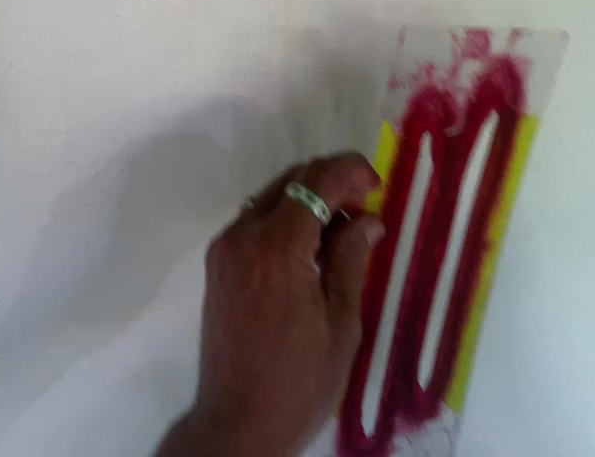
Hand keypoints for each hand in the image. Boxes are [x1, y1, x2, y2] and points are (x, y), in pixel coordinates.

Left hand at [156, 152, 384, 456]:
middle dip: (331, 181)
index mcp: (277, 247)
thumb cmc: (298, 381)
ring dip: (308, 197)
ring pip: (272, 195)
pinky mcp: (218, 261)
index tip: (376, 183)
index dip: (349, 171)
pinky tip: (310, 245)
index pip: (315, 182)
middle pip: (292, 179)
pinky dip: (286, 217)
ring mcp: (226, 246)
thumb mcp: (341, 322)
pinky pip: (256, 219)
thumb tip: (368, 218)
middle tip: (365, 207)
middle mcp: (244, 234)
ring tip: (342, 228)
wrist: (236, 423)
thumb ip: (351, 258)